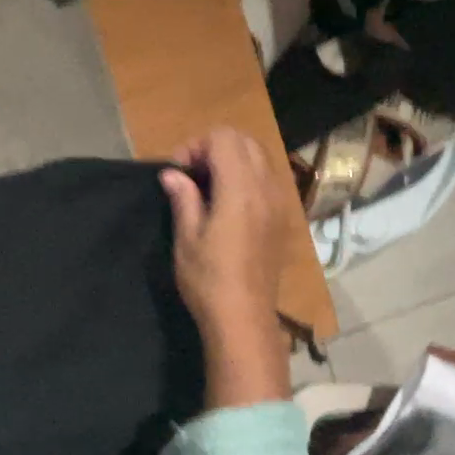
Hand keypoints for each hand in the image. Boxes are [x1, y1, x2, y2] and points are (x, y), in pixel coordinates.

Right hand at [159, 129, 295, 340]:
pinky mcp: (281, 218)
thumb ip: (184, 199)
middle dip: (215, 148)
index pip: (223, 138)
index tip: (176, 172)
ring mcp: (279, 201)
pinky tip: (228, 205)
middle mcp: (266, 186)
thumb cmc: (208, 280)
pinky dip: (246, 178)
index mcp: (240, 188)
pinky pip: (267, 179)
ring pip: (259, 158)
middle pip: (245, 142)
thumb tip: (172, 175)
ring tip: (207, 190)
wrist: (242, 316)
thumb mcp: (187, 239)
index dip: (196, 145)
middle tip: (190, 176)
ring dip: (232, 162)